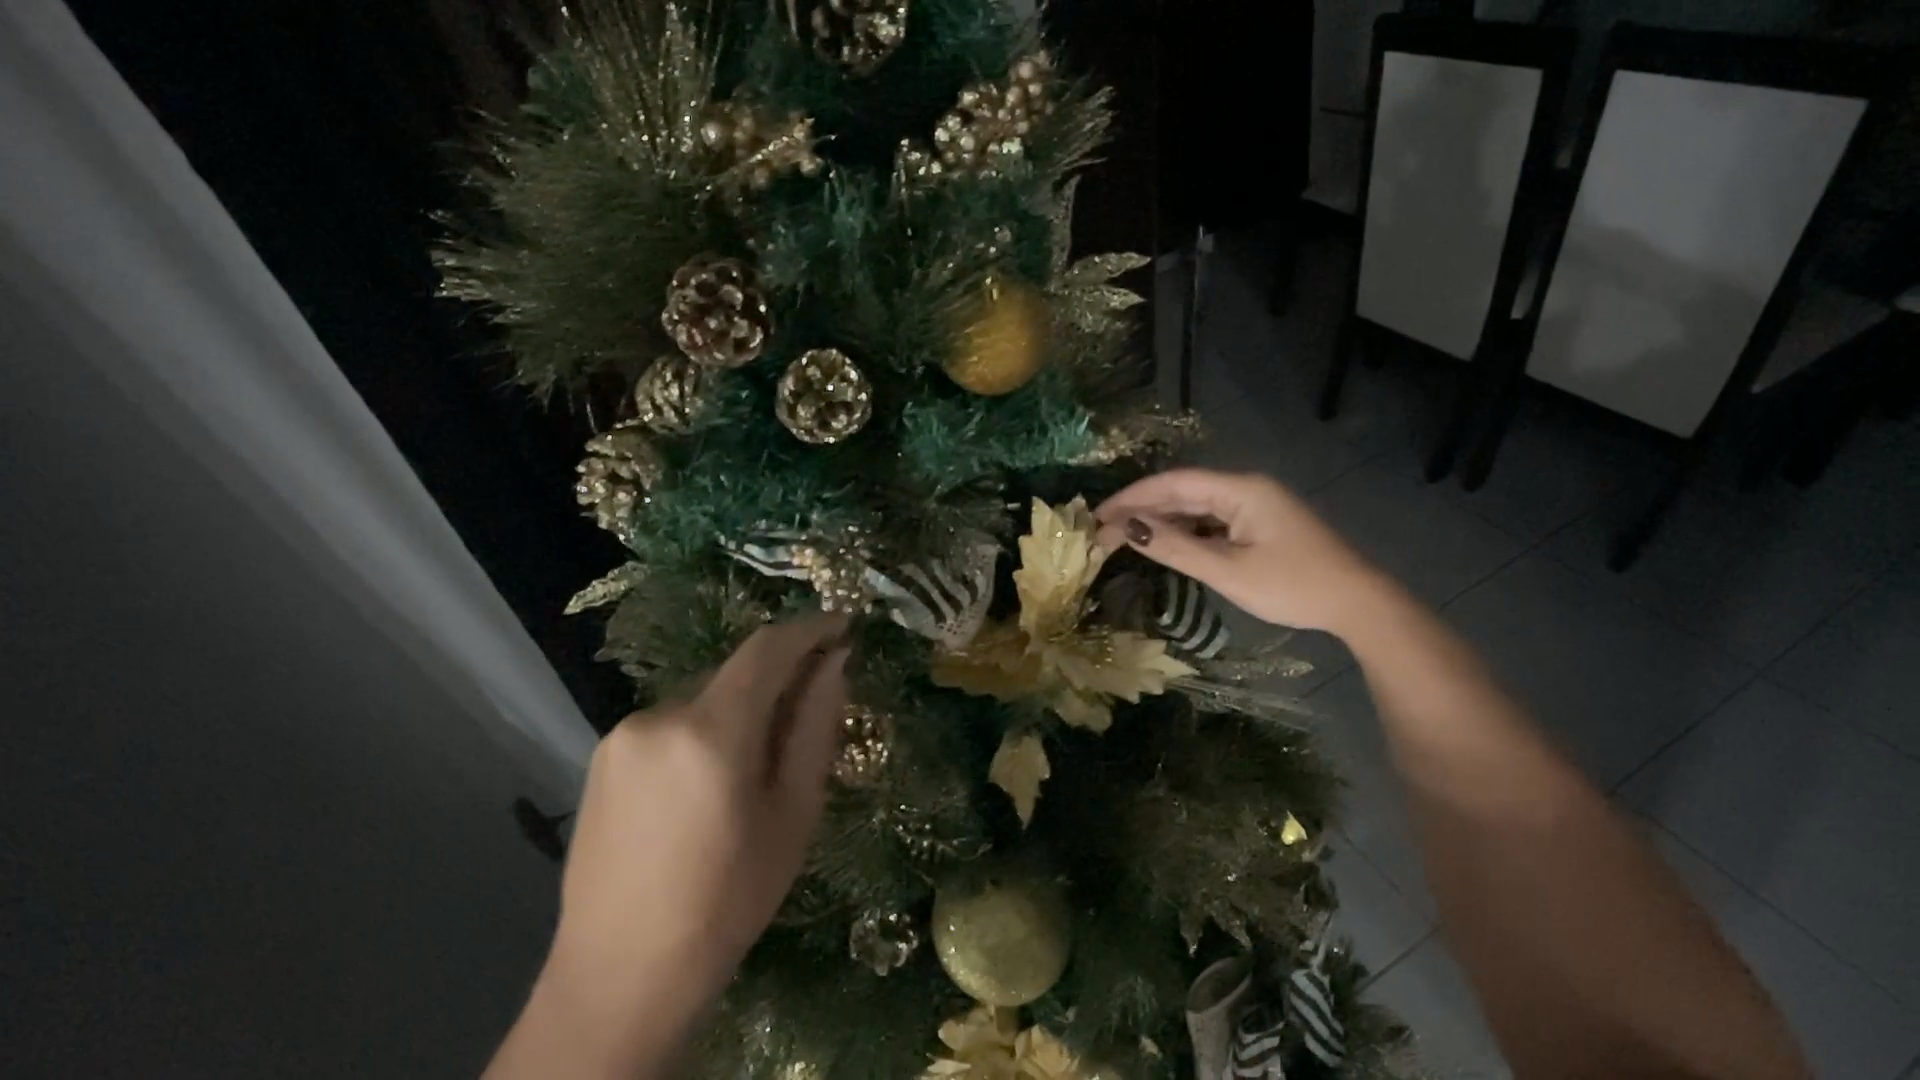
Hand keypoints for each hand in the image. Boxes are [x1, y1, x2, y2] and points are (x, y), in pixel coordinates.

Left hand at [488, 615, 850, 1078]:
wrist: (622, 970)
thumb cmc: (728, 900)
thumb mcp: (793, 816)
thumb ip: (815, 728)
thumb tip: (834, 663)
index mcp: (711, 730)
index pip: (767, 649)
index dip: (809, 629)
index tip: (843, 626)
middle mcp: (659, 714)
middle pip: (734, 676)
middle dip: (775, 686)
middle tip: (807, 728)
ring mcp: (621, 735)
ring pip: (701, 703)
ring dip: (736, 716)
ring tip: (751, 780)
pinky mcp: (600, 757)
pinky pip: (669, 727)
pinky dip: (701, 737)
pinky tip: (704, 794)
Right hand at [1095, 469, 1386, 635]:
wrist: (1356, 603)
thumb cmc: (1292, 586)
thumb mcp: (1228, 570)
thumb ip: (1176, 548)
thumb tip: (1128, 529)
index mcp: (1240, 490)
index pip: (1173, 483)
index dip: (1131, 497)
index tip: (1097, 516)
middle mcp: (1245, 489)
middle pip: (1182, 492)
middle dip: (1141, 509)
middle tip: (1102, 531)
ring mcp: (1254, 507)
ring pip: (1196, 507)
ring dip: (1161, 520)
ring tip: (1123, 537)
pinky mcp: (1260, 526)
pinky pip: (1212, 521)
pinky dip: (1184, 531)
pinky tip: (1163, 543)